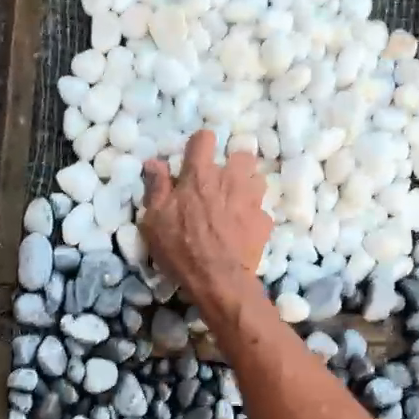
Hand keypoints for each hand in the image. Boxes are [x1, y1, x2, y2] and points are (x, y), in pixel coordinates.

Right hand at [139, 130, 271, 310]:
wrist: (218, 280)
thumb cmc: (180, 248)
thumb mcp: (154, 220)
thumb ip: (157, 187)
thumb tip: (154, 162)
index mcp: (200, 175)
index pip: (204, 139)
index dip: (200, 145)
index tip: (194, 158)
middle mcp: (230, 179)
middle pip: (240, 153)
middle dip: (231, 164)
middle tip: (219, 183)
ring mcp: (251, 199)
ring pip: (256, 178)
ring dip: (246, 186)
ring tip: (234, 202)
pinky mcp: (264, 220)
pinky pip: (261, 209)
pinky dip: (252, 215)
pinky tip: (242, 229)